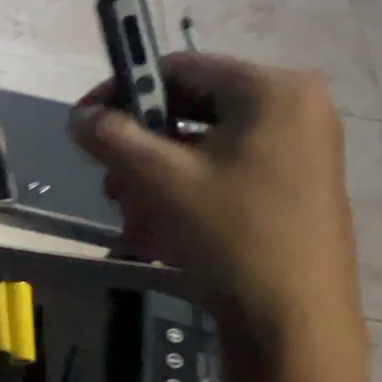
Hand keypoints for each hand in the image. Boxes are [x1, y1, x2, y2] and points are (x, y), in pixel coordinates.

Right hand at [69, 52, 360, 340]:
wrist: (292, 313)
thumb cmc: (227, 232)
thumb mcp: (155, 178)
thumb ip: (110, 135)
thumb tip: (81, 116)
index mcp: (271, 89)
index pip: (176, 67)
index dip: (120, 92)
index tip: (83, 127)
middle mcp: (294, 104)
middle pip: (187, 105)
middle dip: (137, 143)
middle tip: (109, 183)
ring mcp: (299, 144)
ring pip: (200, 140)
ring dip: (153, 171)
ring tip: (133, 213)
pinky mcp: (294, 180)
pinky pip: (222, 166)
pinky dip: (183, 187)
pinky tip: (161, 225)